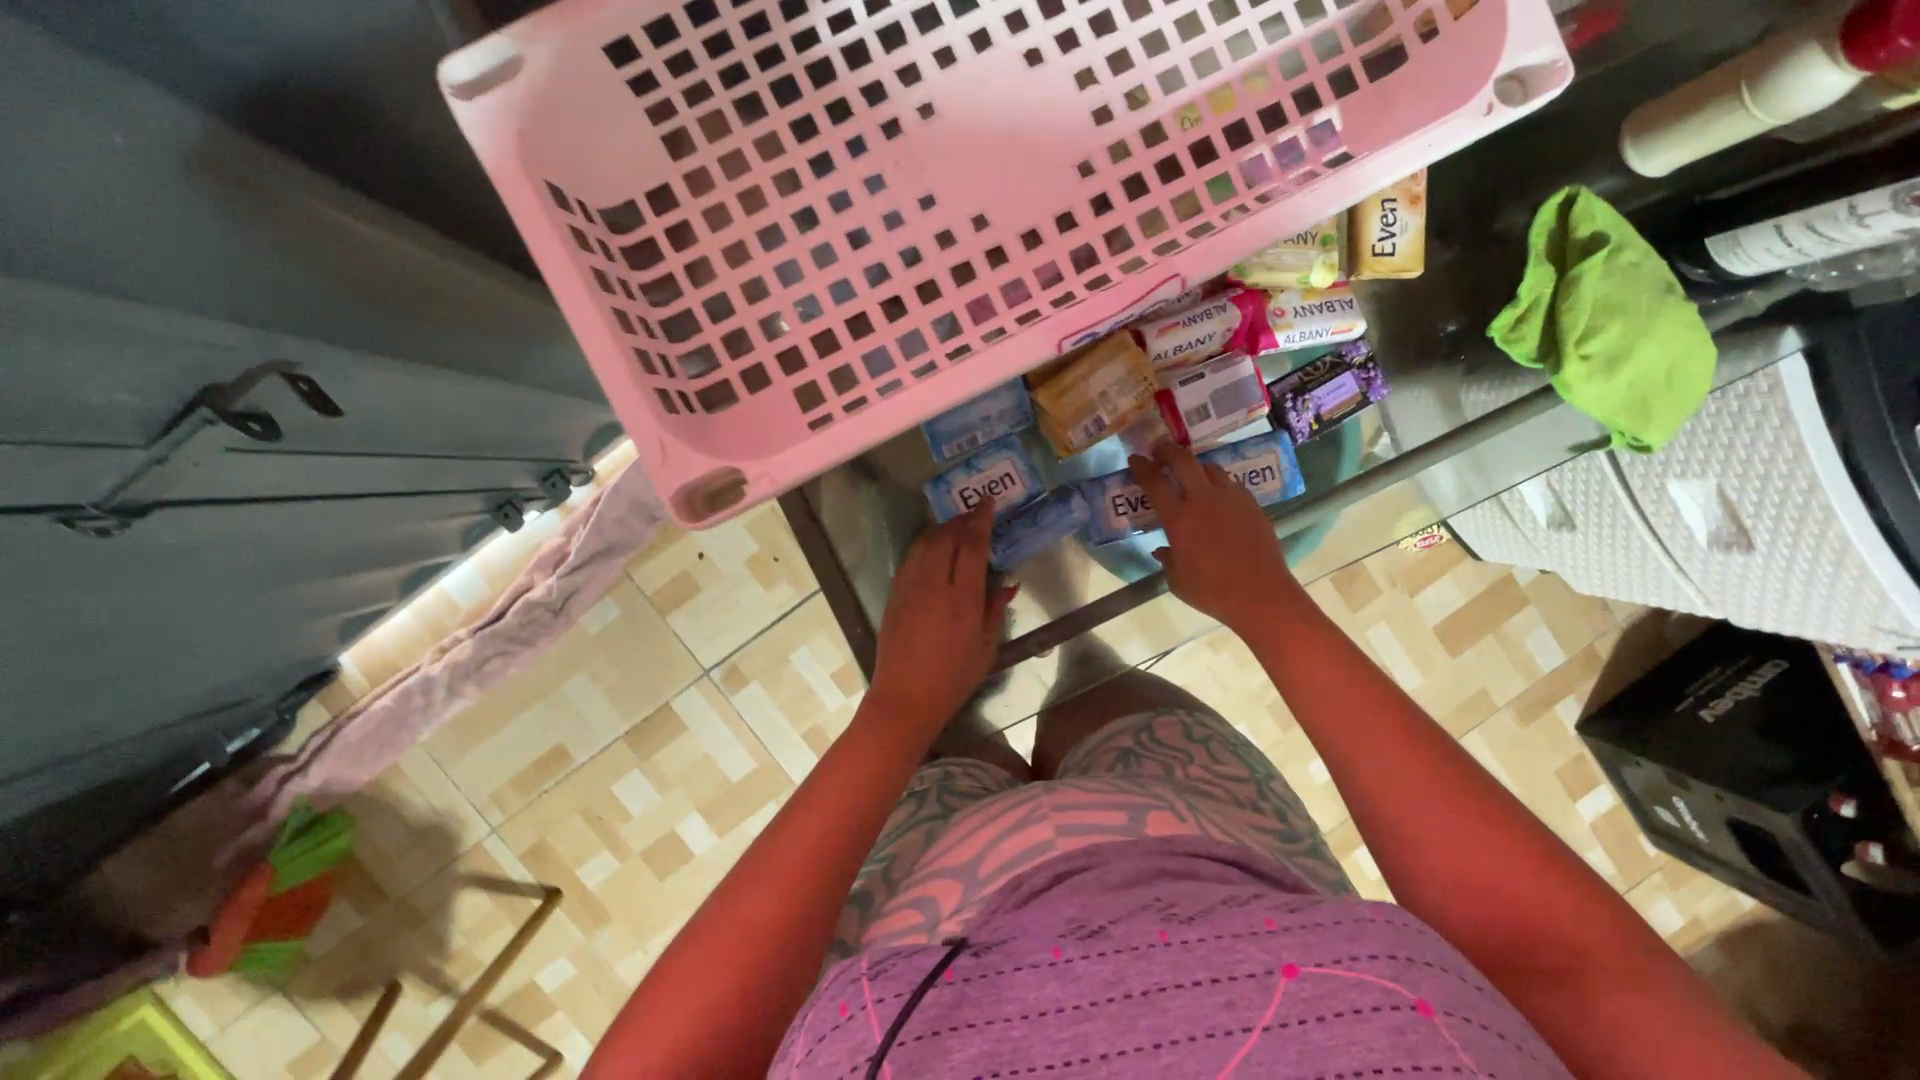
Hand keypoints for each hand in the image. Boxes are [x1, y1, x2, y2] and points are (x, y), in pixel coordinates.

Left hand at [866, 499, 1016, 741]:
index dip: (981, 520)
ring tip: (955, 529)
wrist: (905, 698)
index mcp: (962, 598)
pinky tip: (934, 552)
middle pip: (946, 537)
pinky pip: (911, 559)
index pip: (972, 545)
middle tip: (974, 515)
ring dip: (941, 530)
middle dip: (961, 521)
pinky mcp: (893, 595)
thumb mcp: (986, 646)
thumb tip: (1006, 583)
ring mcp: (909, 588)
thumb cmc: (954, 678)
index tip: (988, 503)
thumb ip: (995, 609)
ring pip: (924, 544)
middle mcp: (933, 585)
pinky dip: (925, 547)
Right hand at [1129, 442, 1307, 631]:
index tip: (1135, 459)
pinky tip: (1217, 495)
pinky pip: (1230, 484)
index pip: (1154, 482)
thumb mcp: (1178, 581)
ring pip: (1210, 468)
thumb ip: (1167, 560)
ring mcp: (1231, 499)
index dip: (1142, 467)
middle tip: (1159, 450)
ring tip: (1189, 472)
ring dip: (1195, 465)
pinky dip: (1217, 483)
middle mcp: (1203, 500)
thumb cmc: (1213, 592)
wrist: (1261, 594)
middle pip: (1183, 461)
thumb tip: (1163, 550)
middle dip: (1167, 450)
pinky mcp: (1251, 504)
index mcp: (1179, 519)